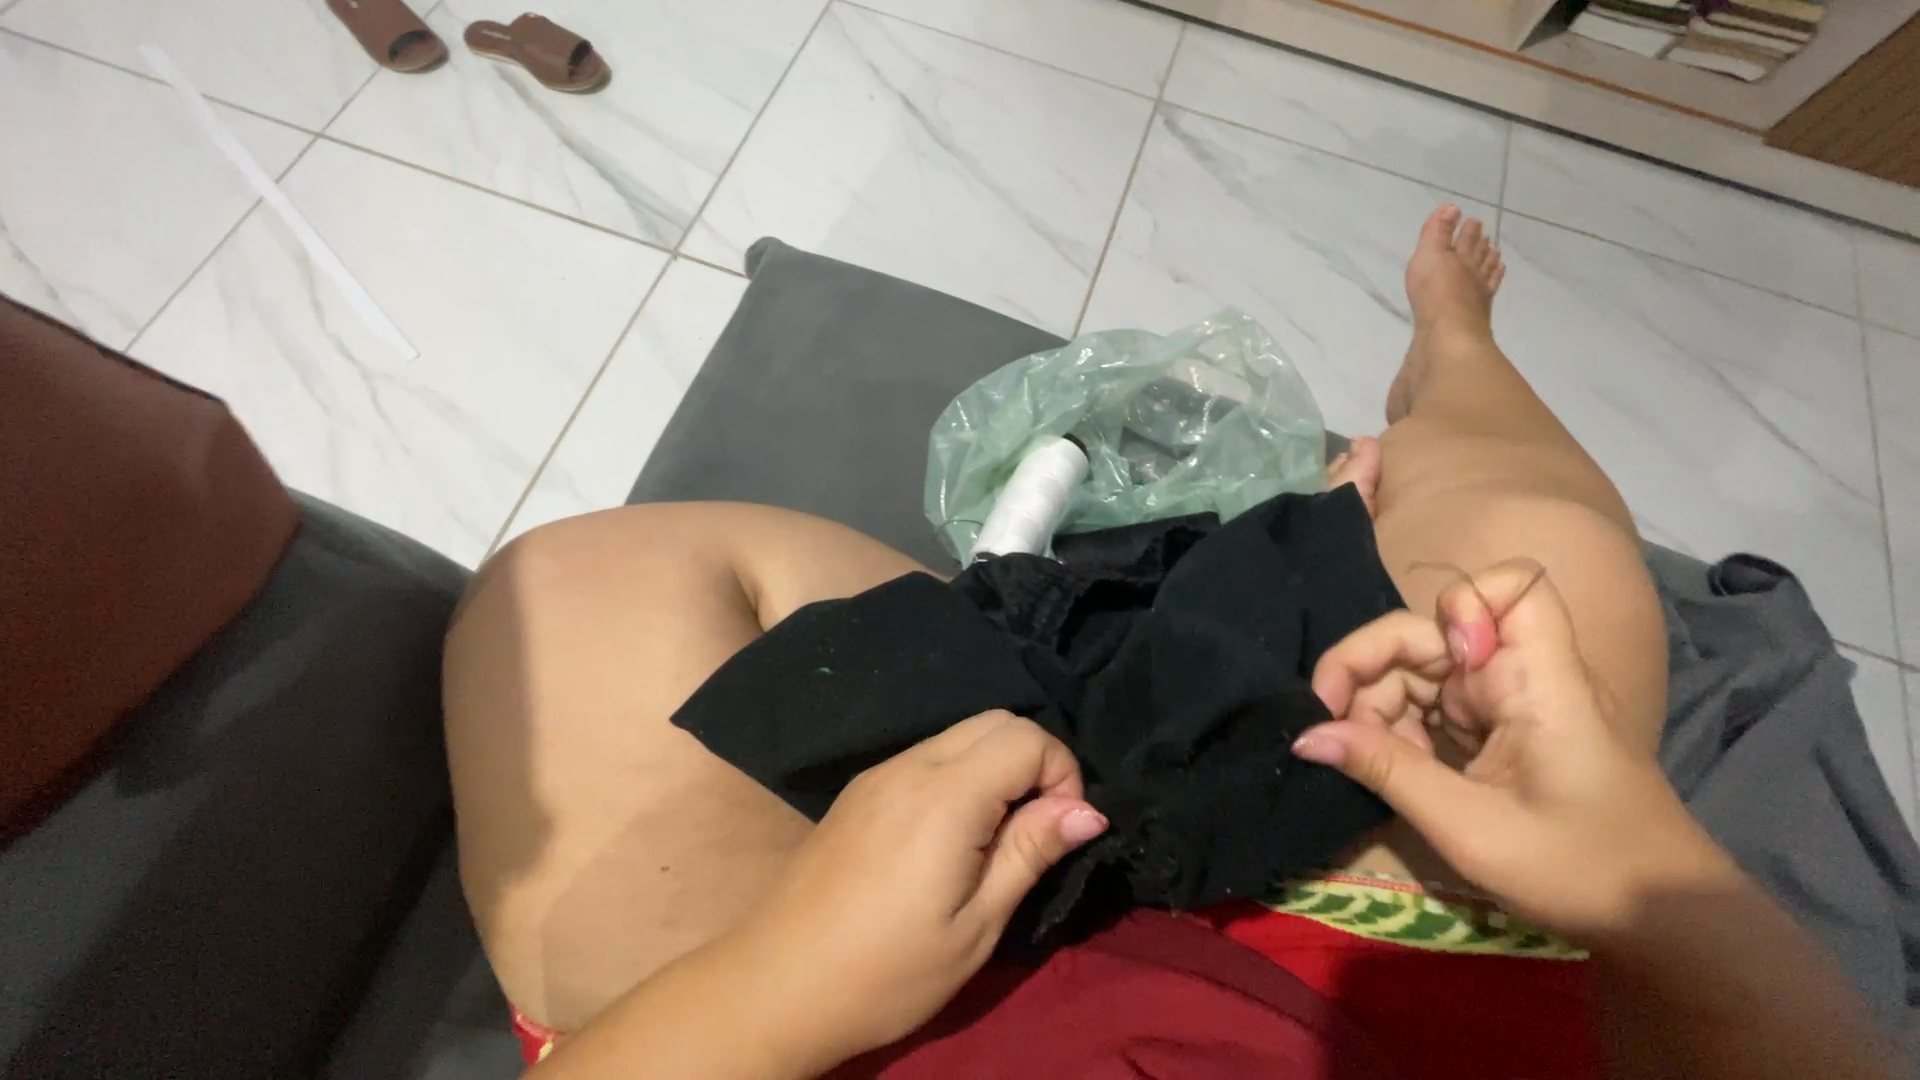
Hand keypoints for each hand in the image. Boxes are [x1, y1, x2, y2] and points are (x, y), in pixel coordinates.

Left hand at [725, 710, 1107, 1072]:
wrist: (777, 983)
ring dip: (996, 766)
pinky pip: (929, 753)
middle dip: (1034, 760)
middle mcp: (911, 765)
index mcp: (944, 796)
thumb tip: (1089, 809)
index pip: (1027, 737)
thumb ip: (1030, 852)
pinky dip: (961, 772)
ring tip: (994, 836)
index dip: (1062, 773)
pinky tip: (951, 832)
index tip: (1060, 831)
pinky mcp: (861, 787)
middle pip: (996, 720)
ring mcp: (880, 772)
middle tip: (1033, 830)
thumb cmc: (887, 970)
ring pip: (961, 732)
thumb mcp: (976, 926)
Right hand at [1293, 560, 1738, 942]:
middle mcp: (1519, 673)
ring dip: (1375, 703)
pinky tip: (1387, 763)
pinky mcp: (1493, 723)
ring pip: (1417, 664)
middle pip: (1429, 627)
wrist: (1660, 923)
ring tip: (1362, 757)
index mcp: (1538, 681)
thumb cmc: (1581, 871)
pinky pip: (1427, 700)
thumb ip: (1385, 770)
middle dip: (1370, 664)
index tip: (1431, 666)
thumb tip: (1303, 734)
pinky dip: (1396, 726)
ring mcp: (1504, 697)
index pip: (1514, 586)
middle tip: (1327, 718)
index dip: (1460, 605)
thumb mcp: (1471, 828)